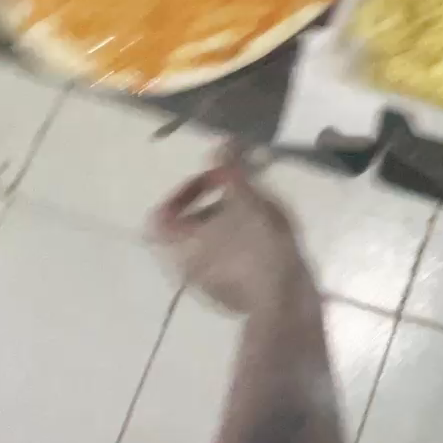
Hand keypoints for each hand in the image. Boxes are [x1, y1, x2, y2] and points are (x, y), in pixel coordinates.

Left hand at [150, 147, 314, 314]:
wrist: (281, 298)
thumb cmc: (259, 245)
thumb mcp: (247, 200)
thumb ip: (231, 173)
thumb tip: (220, 145)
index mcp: (180, 244)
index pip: (162, 215)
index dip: (184, 192)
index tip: (215, 181)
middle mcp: (184, 266)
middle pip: (187, 228)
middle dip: (215, 204)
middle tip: (244, 193)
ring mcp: (205, 283)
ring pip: (208, 245)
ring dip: (229, 223)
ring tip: (262, 212)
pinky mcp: (227, 293)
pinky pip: (225, 261)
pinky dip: (240, 244)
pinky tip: (268, 239)